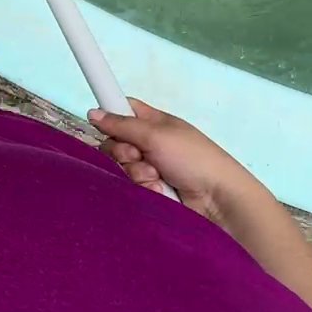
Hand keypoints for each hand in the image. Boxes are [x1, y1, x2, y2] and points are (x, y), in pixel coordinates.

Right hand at [89, 98, 265, 226]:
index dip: (111, 115)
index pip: (123, 109)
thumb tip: (92, 113)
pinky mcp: (151, 189)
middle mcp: (149, 143)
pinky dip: (144, 187)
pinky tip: (160, 190)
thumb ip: (121, 125)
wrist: (219, 201)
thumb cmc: (193, 158)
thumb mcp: (156, 135)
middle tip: (139, 154)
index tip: (102, 123)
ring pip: (121, 165)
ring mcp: (150, 167)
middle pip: (115, 141)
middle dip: (123, 150)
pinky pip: (131, 184)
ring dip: (136, 171)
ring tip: (157, 177)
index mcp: (154, 123)